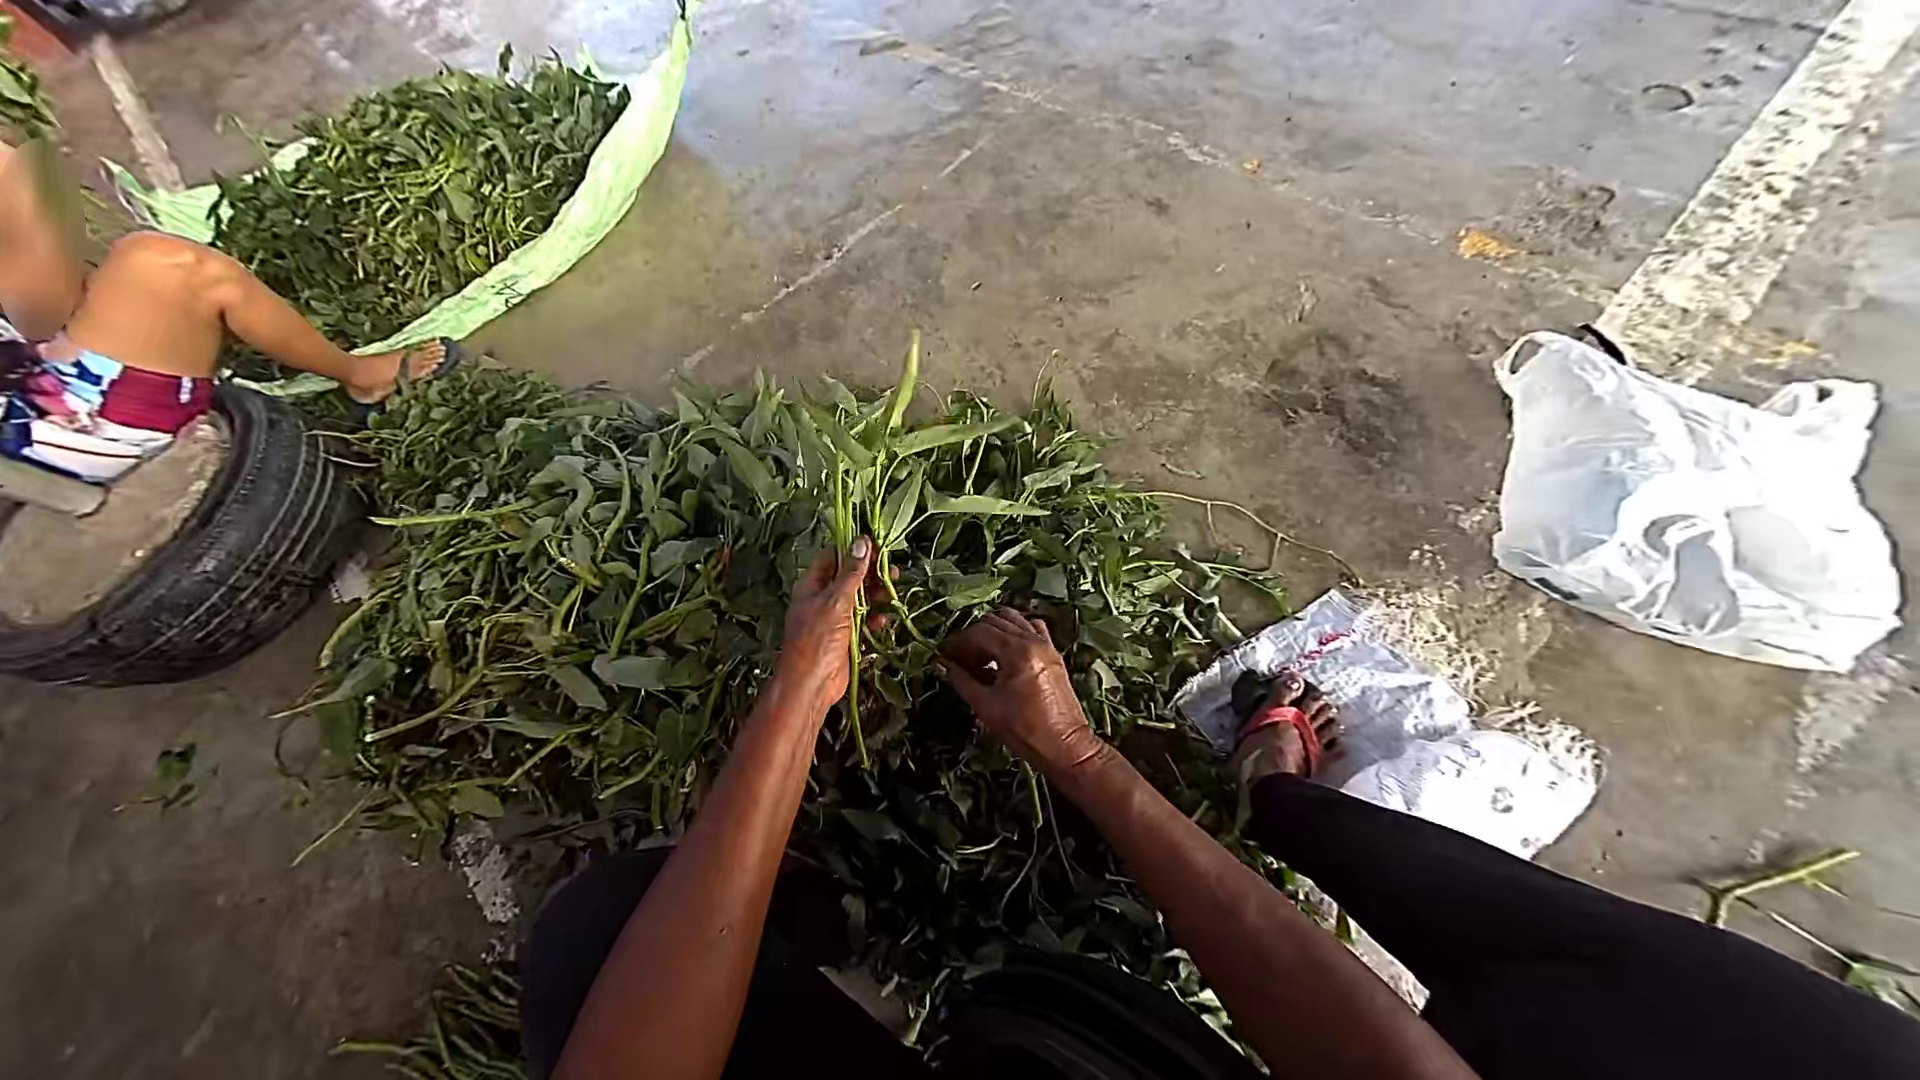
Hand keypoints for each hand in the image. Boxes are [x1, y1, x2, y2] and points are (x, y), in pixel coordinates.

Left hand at [775, 537, 878, 715]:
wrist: (811, 684)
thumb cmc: (817, 639)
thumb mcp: (836, 601)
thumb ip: (851, 573)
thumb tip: (862, 542)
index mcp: (812, 585)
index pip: (833, 556)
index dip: (853, 549)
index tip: (876, 545)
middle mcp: (823, 598)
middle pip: (849, 577)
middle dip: (870, 573)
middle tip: (892, 570)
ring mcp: (835, 618)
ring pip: (860, 599)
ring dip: (876, 596)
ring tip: (892, 594)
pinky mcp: (846, 636)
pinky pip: (864, 622)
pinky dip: (874, 620)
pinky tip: (883, 621)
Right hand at [940, 608, 1105, 774]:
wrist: (1064, 746)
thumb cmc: (1025, 731)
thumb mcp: (986, 706)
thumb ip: (962, 681)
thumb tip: (944, 665)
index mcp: (1016, 652)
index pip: (979, 632)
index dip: (958, 642)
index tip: (946, 655)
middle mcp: (1033, 641)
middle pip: (994, 621)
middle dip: (973, 636)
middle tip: (960, 657)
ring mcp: (1045, 645)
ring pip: (1013, 619)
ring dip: (992, 630)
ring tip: (981, 654)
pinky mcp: (1052, 653)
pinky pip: (1031, 628)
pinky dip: (1015, 631)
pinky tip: (1005, 650)